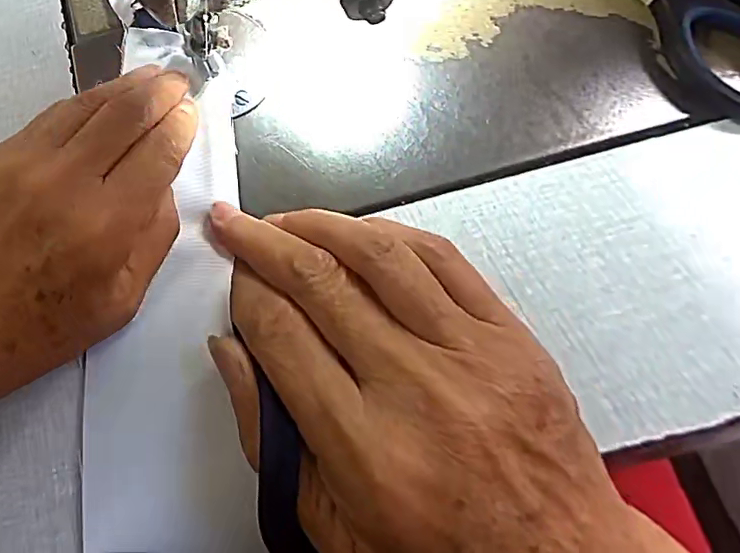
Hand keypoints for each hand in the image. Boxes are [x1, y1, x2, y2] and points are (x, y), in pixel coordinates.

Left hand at [0, 66, 198, 426]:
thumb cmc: (40, 329)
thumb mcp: (122, 301)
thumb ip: (155, 236)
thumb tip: (165, 181)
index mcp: (105, 226)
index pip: (159, 152)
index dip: (182, 125)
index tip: (193, 112)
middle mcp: (67, 183)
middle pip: (128, 113)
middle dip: (163, 91)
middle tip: (181, 81)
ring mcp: (29, 162)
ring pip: (92, 103)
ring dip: (129, 84)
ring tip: (153, 76)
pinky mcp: (2, 154)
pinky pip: (57, 112)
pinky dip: (89, 99)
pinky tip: (107, 96)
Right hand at [206, 206, 682, 552]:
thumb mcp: (333, 526)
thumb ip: (268, 436)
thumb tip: (232, 350)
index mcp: (367, 449)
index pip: (282, 334)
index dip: (246, 291)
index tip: (235, 275)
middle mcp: (416, 389)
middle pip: (319, 281)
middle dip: (264, 242)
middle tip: (238, 225)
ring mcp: (468, 353)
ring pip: (377, 255)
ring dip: (320, 224)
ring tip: (287, 218)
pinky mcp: (507, 334)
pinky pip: (440, 256)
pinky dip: (388, 232)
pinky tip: (359, 229)